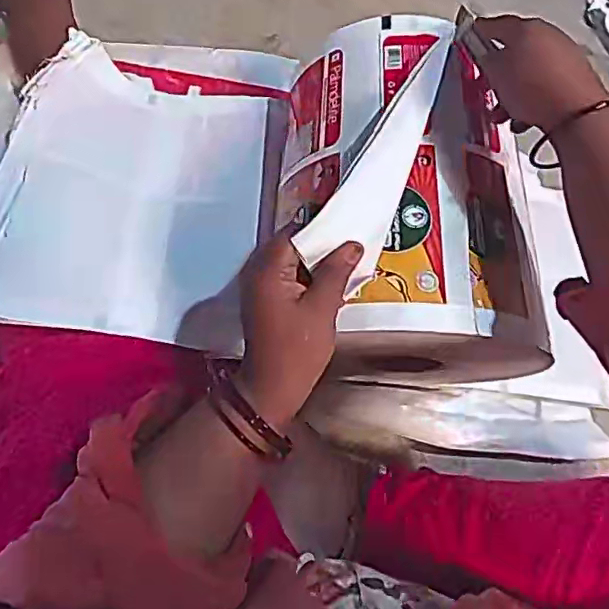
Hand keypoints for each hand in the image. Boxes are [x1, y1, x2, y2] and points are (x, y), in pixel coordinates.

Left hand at [237, 232, 361, 425]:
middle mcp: (257, 270)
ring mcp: (259, 284)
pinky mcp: (266, 297)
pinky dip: (308, 273)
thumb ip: (336, 272)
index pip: (295, 230)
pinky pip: (288, 273)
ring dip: (316, 258)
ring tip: (346, 257)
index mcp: (268, 268)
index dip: (321, 223)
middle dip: (321, 240)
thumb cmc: (295, 352)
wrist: (272, 389)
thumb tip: (351, 245)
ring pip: (291, 258)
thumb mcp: (323, 309)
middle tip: (351, 239)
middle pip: (292, 241)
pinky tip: (331, 279)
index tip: (347, 219)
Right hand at [462, 15, 608, 132]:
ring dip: (515, 88)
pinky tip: (525, 115)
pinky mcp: (576, 77)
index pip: (495, 24)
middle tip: (488, 81)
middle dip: (499, 69)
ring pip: (530, 70)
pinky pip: (546, 84)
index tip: (472, 36)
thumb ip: (487, 60)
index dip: (479, 32)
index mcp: (526, 28)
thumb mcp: (495, 74)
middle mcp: (548, 36)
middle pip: (515, 48)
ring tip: (505, 109)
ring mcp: (565, 56)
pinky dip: (533, 97)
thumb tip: (487, 58)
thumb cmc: (536, 88)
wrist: (575, 113)